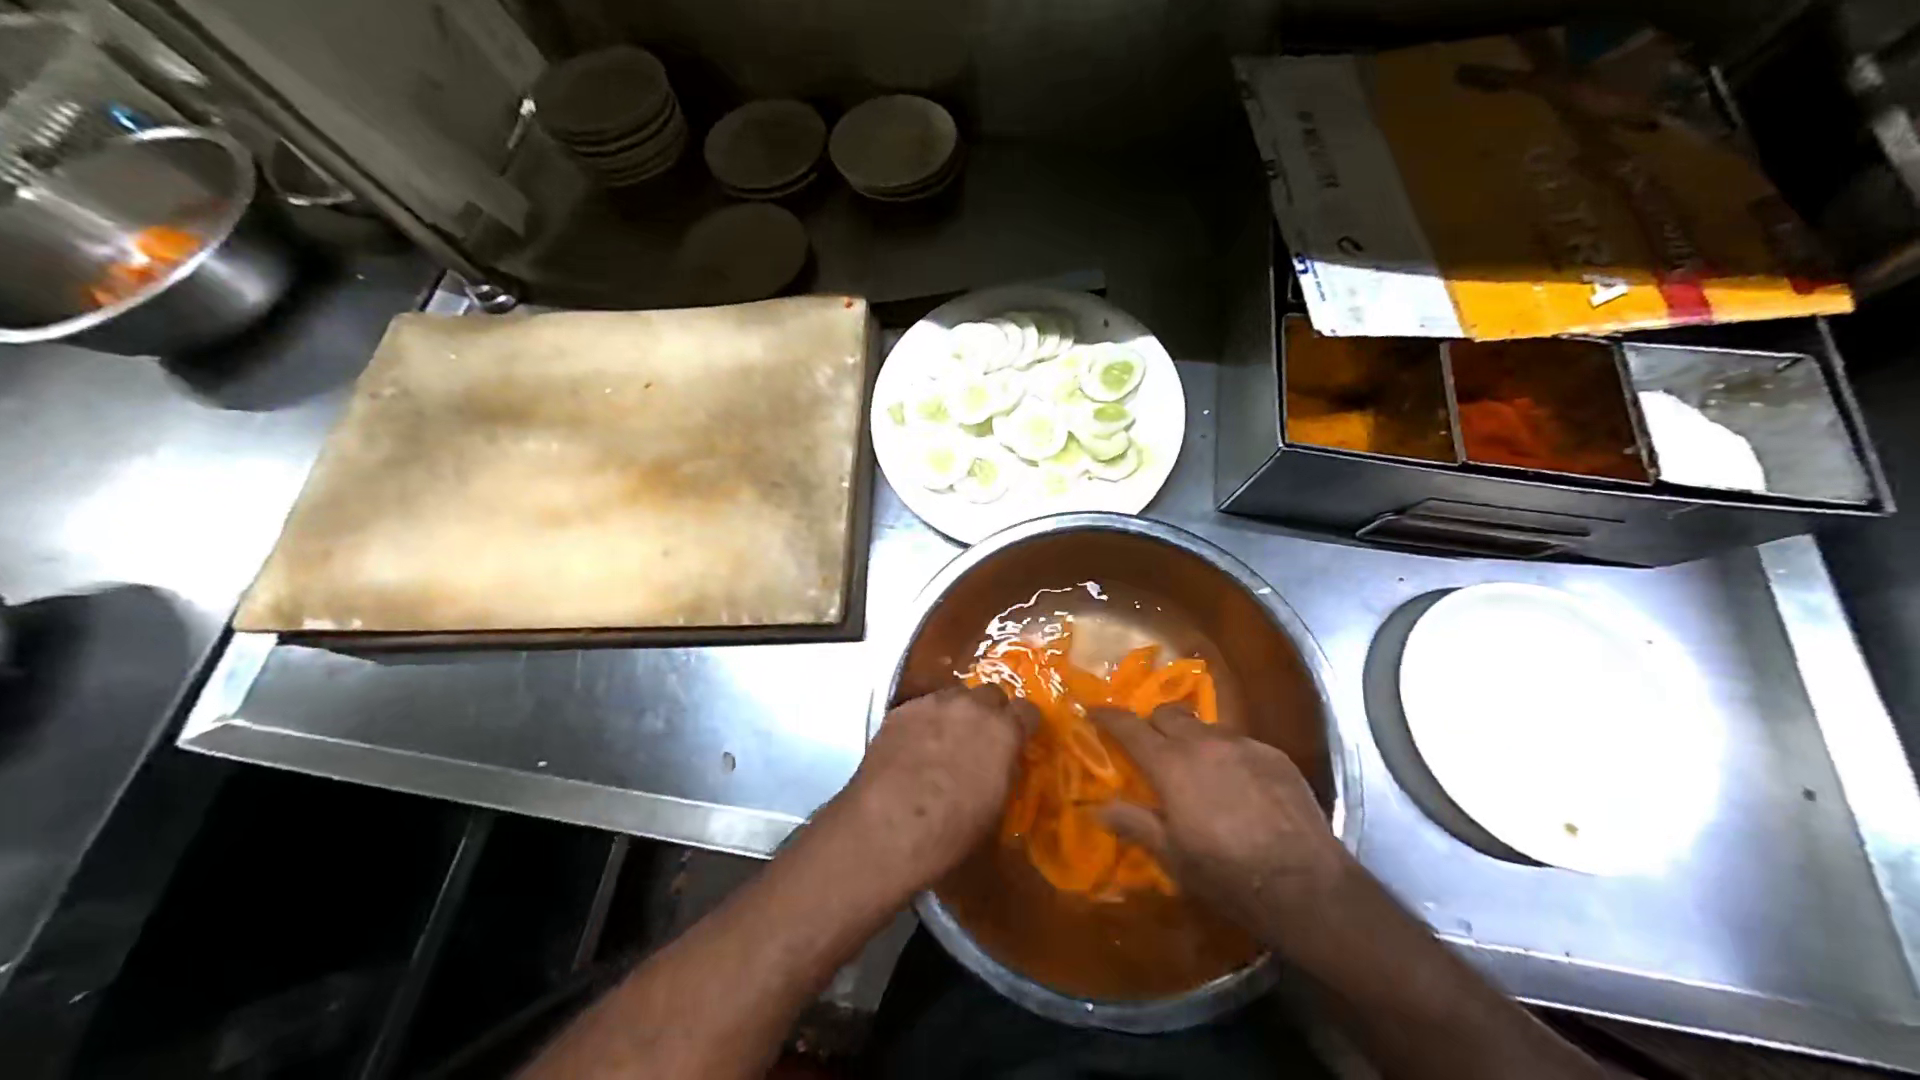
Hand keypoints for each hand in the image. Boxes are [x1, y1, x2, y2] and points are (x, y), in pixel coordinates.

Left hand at [826, 685, 1037, 895]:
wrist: (889, 826)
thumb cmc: (952, 831)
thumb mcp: (995, 809)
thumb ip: (1004, 775)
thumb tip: (1004, 770)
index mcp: (1004, 731)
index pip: (1028, 711)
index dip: (1023, 725)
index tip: (1018, 739)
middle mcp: (971, 707)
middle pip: (990, 694)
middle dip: (989, 712)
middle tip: (979, 739)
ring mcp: (933, 704)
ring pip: (953, 697)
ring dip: (954, 714)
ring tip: (942, 742)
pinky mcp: (900, 710)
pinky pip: (920, 708)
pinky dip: (922, 722)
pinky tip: (911, 748)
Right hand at [1092, 704, 1352, 947]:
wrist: (1306, 885)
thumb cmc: (1228, 875)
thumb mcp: (1172, 857)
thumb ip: (1134, 823)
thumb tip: (1098, 807)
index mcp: (1171, 765)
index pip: (1130, 727)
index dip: (1108, 716)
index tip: (1094, 712)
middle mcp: (1204, 743)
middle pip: (1167, 713)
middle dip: (1152, 724)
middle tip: (1149, 747)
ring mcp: (1243, 745)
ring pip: (1205, 726)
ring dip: (1191, 739)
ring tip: (1196, 769)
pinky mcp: (1274, 754)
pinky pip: (1239, 742)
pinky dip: (1226, 754)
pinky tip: (1237, 785)